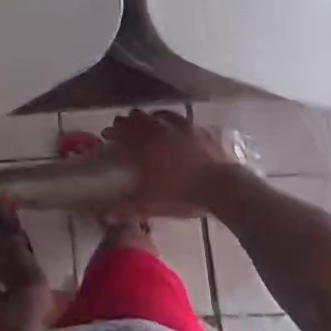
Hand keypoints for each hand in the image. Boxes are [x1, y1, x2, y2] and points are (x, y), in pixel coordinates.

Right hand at [101, 110, 236, 216]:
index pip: (121, 130)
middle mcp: (160, 129)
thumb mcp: (150, 204)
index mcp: (144, 143)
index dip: (113, 130)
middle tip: (126, 129)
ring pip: (161, 115)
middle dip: (129, 121)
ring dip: (152, 119)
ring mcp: (184, 126)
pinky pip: (185, 122)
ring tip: (151, 127)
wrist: (223, 187)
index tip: (107, 135)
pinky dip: (177, 126)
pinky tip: (180, 133)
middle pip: (139, 117)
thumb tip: (107, 215)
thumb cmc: (181, 194)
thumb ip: (127, 207)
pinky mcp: (203, 130)